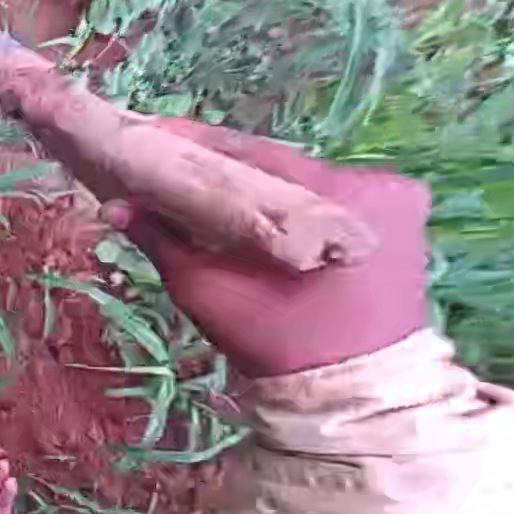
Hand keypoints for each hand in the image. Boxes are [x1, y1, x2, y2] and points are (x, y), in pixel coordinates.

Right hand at [103, 118, 431, 376]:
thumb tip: (114, 205)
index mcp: (332, 199)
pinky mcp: (399, 213)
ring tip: (198, 185)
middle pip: (275, 163)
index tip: (149, 132)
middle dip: (217, 164)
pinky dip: (280, 198)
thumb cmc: (269, 336)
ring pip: (297, 178)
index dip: (194, 144)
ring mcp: (395, 195)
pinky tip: (248, 209)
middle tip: (164, 159)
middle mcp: (375, 183)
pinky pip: (322, 194)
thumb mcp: (204, 289)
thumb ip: (162, 240)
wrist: (347, 382)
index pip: (249, 155)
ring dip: (248, 182)